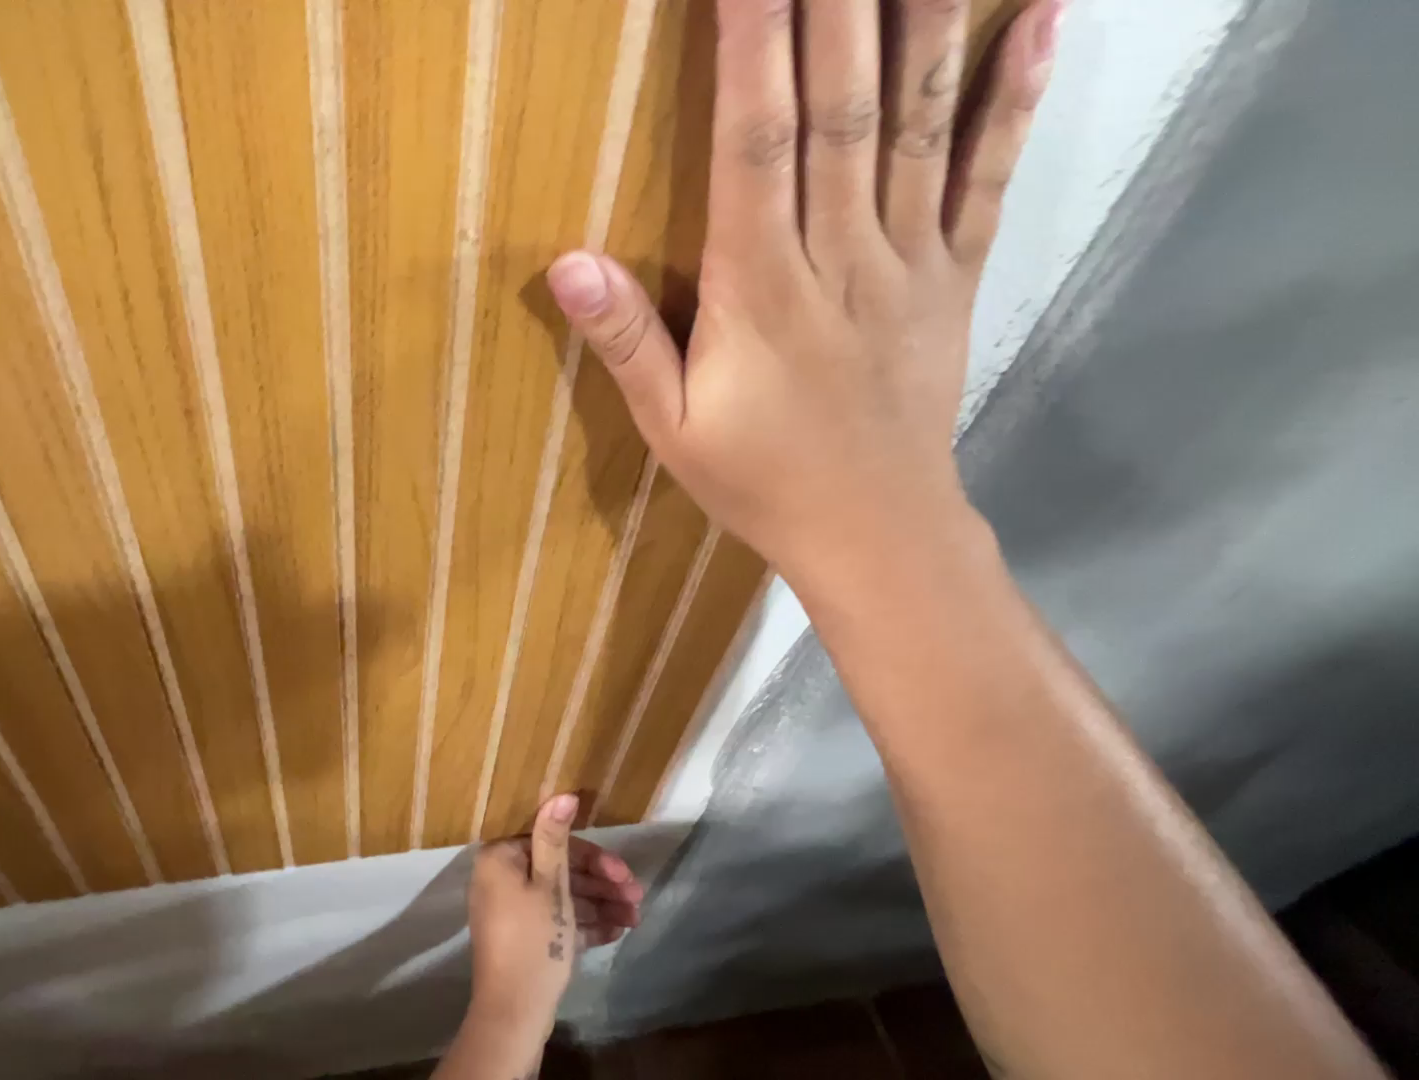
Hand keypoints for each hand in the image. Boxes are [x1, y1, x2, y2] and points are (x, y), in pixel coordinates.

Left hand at [465, 795, 642, 1026]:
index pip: (552, 842)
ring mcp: (511, 910)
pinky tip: (617, 932)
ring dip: (599, 904)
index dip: (592, 857)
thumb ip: (555, 839)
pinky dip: (584, 924)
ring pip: (561, 897)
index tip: (624, 872)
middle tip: (637, 898)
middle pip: (559, 869)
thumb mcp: (550, 886)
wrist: (513, 1014)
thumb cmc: (533, 940)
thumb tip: (562, 793)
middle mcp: (501, 878)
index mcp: (500, 859)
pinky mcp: (523, 937)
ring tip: (635, 919)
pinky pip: (555, 920)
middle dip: (601, 883)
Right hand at [547, 0, 1061, 593]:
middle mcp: (840, 256)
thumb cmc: (759, 480)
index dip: (750, 45)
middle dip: (831, 1)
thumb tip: (566, 264)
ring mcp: (909, 260)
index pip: (754, 144)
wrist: (874, 530)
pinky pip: (988, 177)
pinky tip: (1040, 17)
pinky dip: (1015, 97)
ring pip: (917, 121)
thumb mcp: (670, 428)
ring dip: (921, 17)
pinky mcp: (955, 276)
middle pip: (839, 106)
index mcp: (760, 291)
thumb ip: (626, 343)